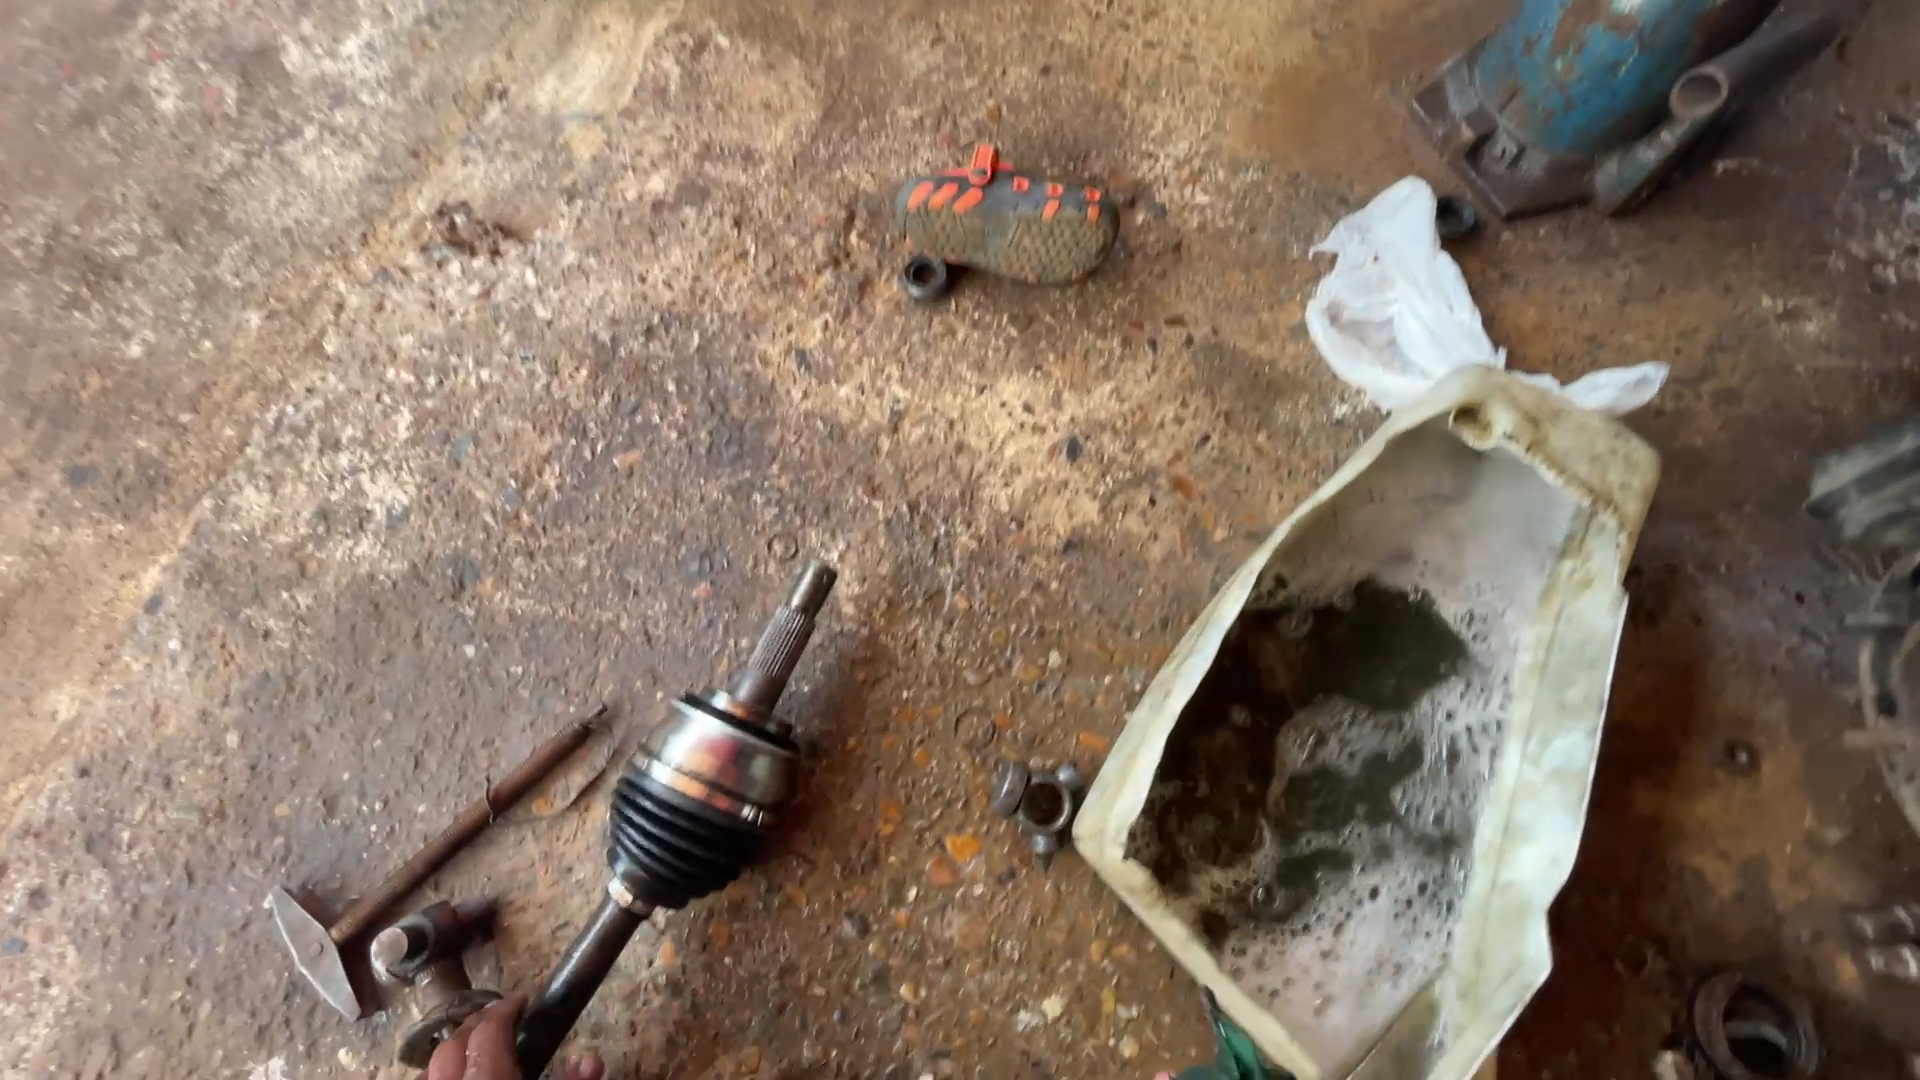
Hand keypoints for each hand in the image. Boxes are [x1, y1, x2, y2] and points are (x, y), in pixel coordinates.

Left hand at [426, 996, 605, 1079]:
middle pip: (452, 1046)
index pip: (489, 1032)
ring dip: (449, 1053)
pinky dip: (435, 1077)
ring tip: (473, 1048)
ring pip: (426, 1071)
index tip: (522, 1000)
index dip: (506, 1009)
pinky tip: (456, 1077)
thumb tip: (590, 1060)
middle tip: (501, 1016)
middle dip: (476, 1024)